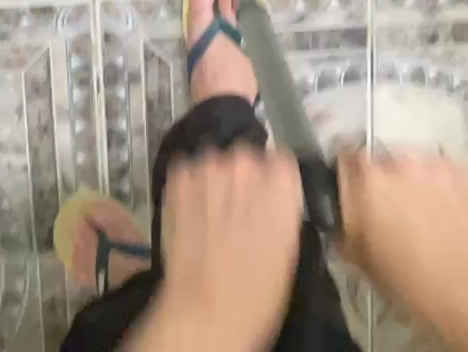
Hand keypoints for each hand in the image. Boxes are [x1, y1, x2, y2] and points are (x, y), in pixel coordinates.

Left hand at [142, 148, 303, 351]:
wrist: (205, 310)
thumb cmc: (257, 292)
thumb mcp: (287, 247)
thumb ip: (282, 207)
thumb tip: (274, 194)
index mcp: (281, 180)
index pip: (280, 160)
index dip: (272, 180)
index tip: (266, 197)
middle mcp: (247, 163)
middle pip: (245, 156)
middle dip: (241, 178)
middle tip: (236, 210)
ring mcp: (209, 165)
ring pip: (214, 163)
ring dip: (214, 182)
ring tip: (209, 215)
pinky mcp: (179, 175)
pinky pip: (187, 172)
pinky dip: (189, 188)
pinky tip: (190, 214)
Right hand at [339, 151, 467, 351]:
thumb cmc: (409, 282)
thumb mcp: (360, 260)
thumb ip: (343, 227)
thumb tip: (341, 214)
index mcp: (366, 181)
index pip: (345, 157)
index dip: (348, 174)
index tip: (354, 190)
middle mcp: (395, 161)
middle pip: (378, 158)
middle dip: (379, 177)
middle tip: (387, 205)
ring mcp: (429, 162)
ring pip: (407, 160)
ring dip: (407, 176)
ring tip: (418, 206)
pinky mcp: (457, 169)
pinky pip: (435, 167)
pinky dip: (434, 181)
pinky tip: (441, 207)